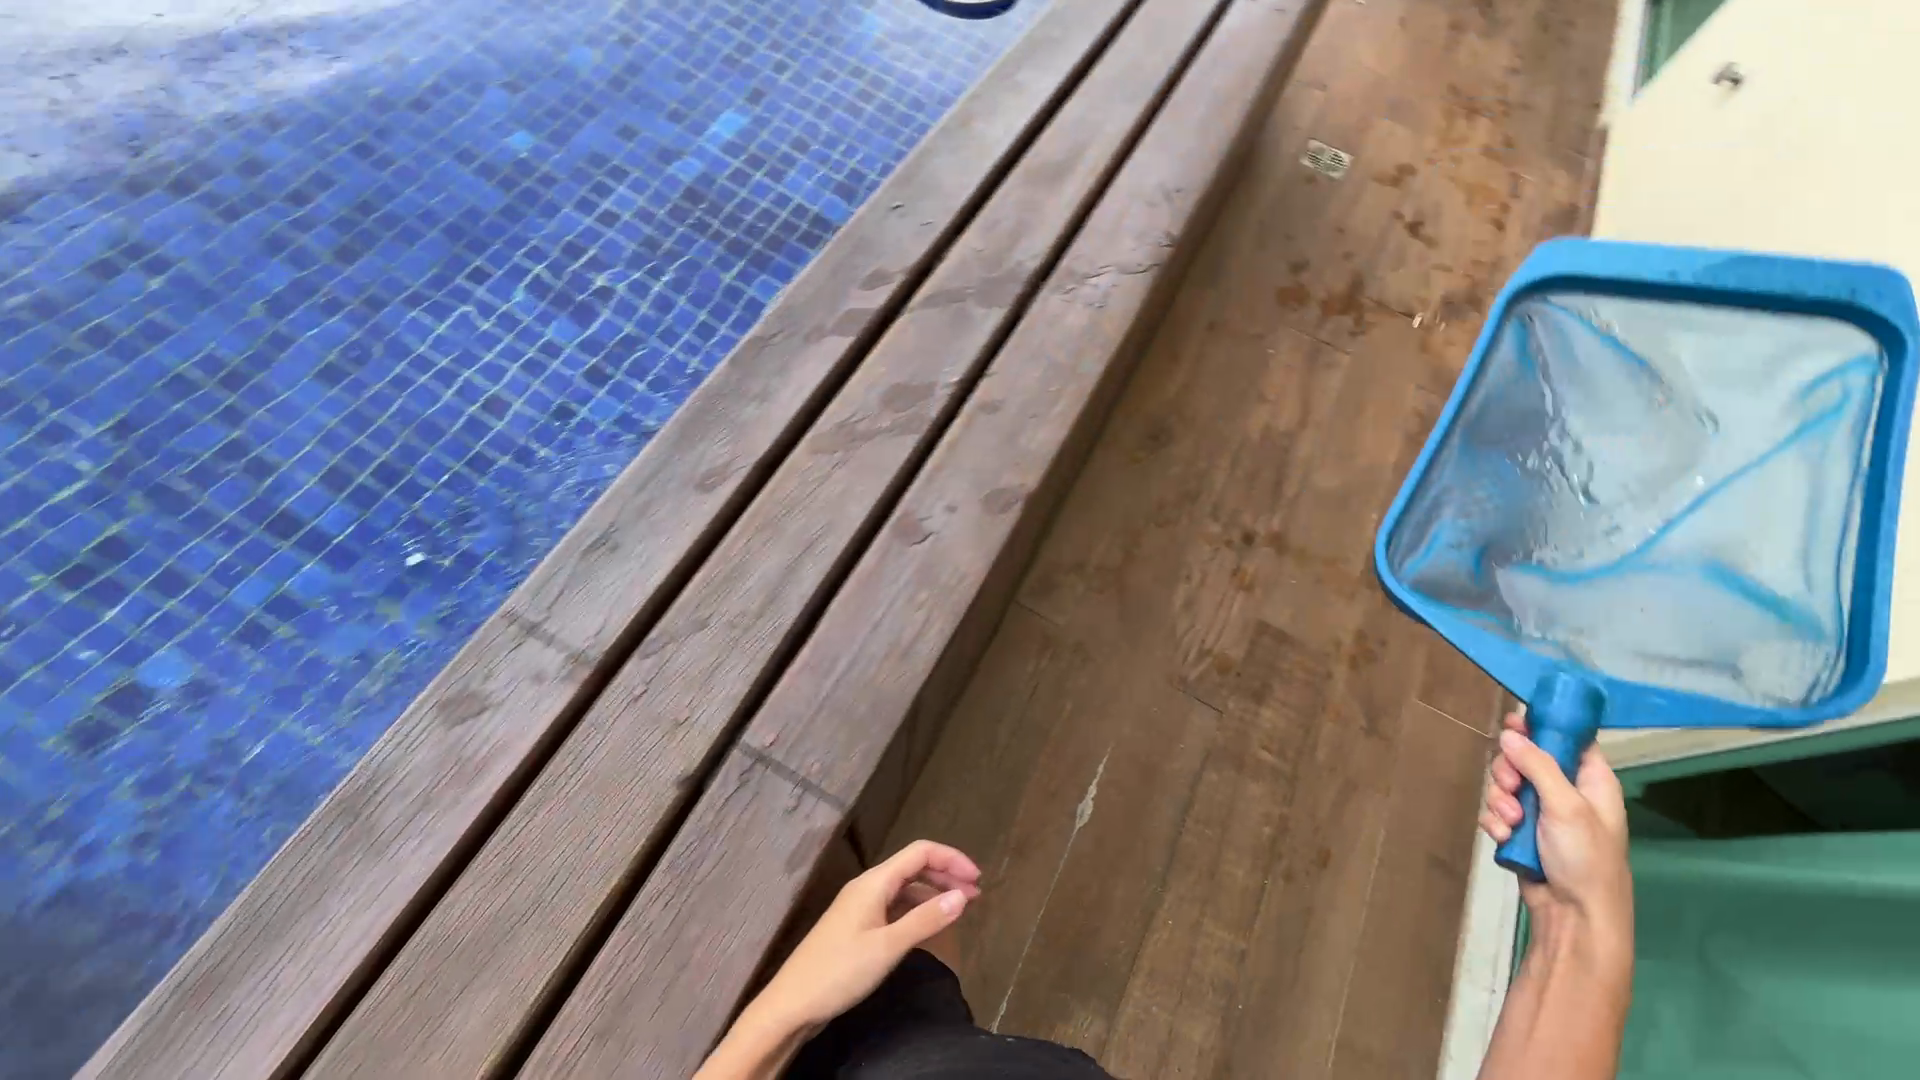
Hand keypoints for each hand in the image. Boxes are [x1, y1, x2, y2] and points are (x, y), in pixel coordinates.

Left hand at [751, 840, 981, 1031]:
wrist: (791, 1004)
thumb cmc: (840, 971)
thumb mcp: (888, 947)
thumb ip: (926, 920)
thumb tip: (962, 895)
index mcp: (875, 881)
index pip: (920, 852)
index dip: (951, 858)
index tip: (978, 878)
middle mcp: (868, 886)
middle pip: (913, 867)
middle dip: (946, 875)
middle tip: (976, 894)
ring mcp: (861, 907)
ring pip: (905, 888)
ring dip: (934, 893)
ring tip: (961, 908)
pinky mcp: (858, 927)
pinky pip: (895, 907)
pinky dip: (918, 910)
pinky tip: (931, 925)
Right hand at [1479, 710, 1630, 935]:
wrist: (1574, 915)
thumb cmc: (1585, 858)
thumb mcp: (1566, 806)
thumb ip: (1538, 765)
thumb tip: (1510, 733)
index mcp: (1590, 781)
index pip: (1569, 739)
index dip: (1542, 728)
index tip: (1513, 722)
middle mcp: (1566, 792)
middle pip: (1525, 759)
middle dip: (1509, 772)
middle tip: (1511, 786)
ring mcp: (1542, 813)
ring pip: (1506, 785)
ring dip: (1500, 800)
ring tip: (1510, 822)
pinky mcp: (1521, 832)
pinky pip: (1497, 811)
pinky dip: (1495, 821)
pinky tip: (1503, 836)